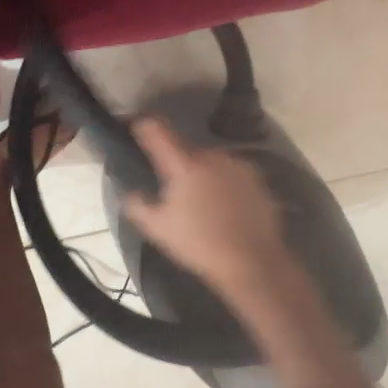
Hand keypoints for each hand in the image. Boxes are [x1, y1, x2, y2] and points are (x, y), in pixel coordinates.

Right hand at [121, 118, 290, 291]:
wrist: (253, 263)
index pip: (158, 131)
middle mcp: (211, 156)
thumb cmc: (201, 245)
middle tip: (176, 191)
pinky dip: (226, 184)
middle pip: (187, 151)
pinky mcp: (257, 179)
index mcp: (184, 164)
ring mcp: (237, 165)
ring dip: (204, 174)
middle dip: (179, 165)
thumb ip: (139, 207)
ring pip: (211, 163)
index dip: (144, 125)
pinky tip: (227, 208)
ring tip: (205, 204)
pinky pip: (232, 174)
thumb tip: (131, 193)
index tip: (136, 126)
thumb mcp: (160, 230)